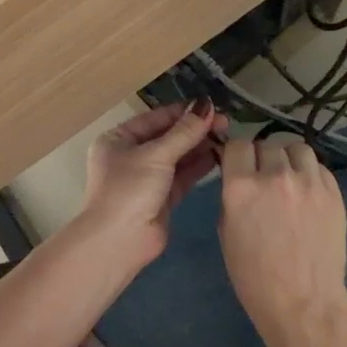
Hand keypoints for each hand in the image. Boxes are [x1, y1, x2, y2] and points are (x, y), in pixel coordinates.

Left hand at [79, 101, 227, 266]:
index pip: (155, 118)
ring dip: (199, 147)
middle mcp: (130, 156)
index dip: (183, 112)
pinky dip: (198, 167)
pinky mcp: (162, 199)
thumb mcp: (156, 155)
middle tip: (227, 124)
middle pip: (167, 137)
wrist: (119, 241)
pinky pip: (182, 176)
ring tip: (227, 138)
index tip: (212, 107)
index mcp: (118, 139)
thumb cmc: (129, 189)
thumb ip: (183, 132)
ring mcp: (146, 179)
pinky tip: (218, 157)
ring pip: (177, 157)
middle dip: (195, 130)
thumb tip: (206, 105)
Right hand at [217, 139, 346, 346]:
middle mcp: (276, 176)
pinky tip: (307, 194)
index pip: (237, 144)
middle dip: (261, 158)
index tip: (238, 166)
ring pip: (297, 148)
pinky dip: (310, 174)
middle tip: (263, 178)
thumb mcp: (226, 233)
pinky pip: (319, 168)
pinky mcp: (335, 193)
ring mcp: (309, 182)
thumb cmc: (254, 277)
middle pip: (267, 144)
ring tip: (288, 178)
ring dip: (288, 159)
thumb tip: (241, 181)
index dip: (236, 155)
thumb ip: (232, 198)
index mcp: (241, 187)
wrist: (302, 304)